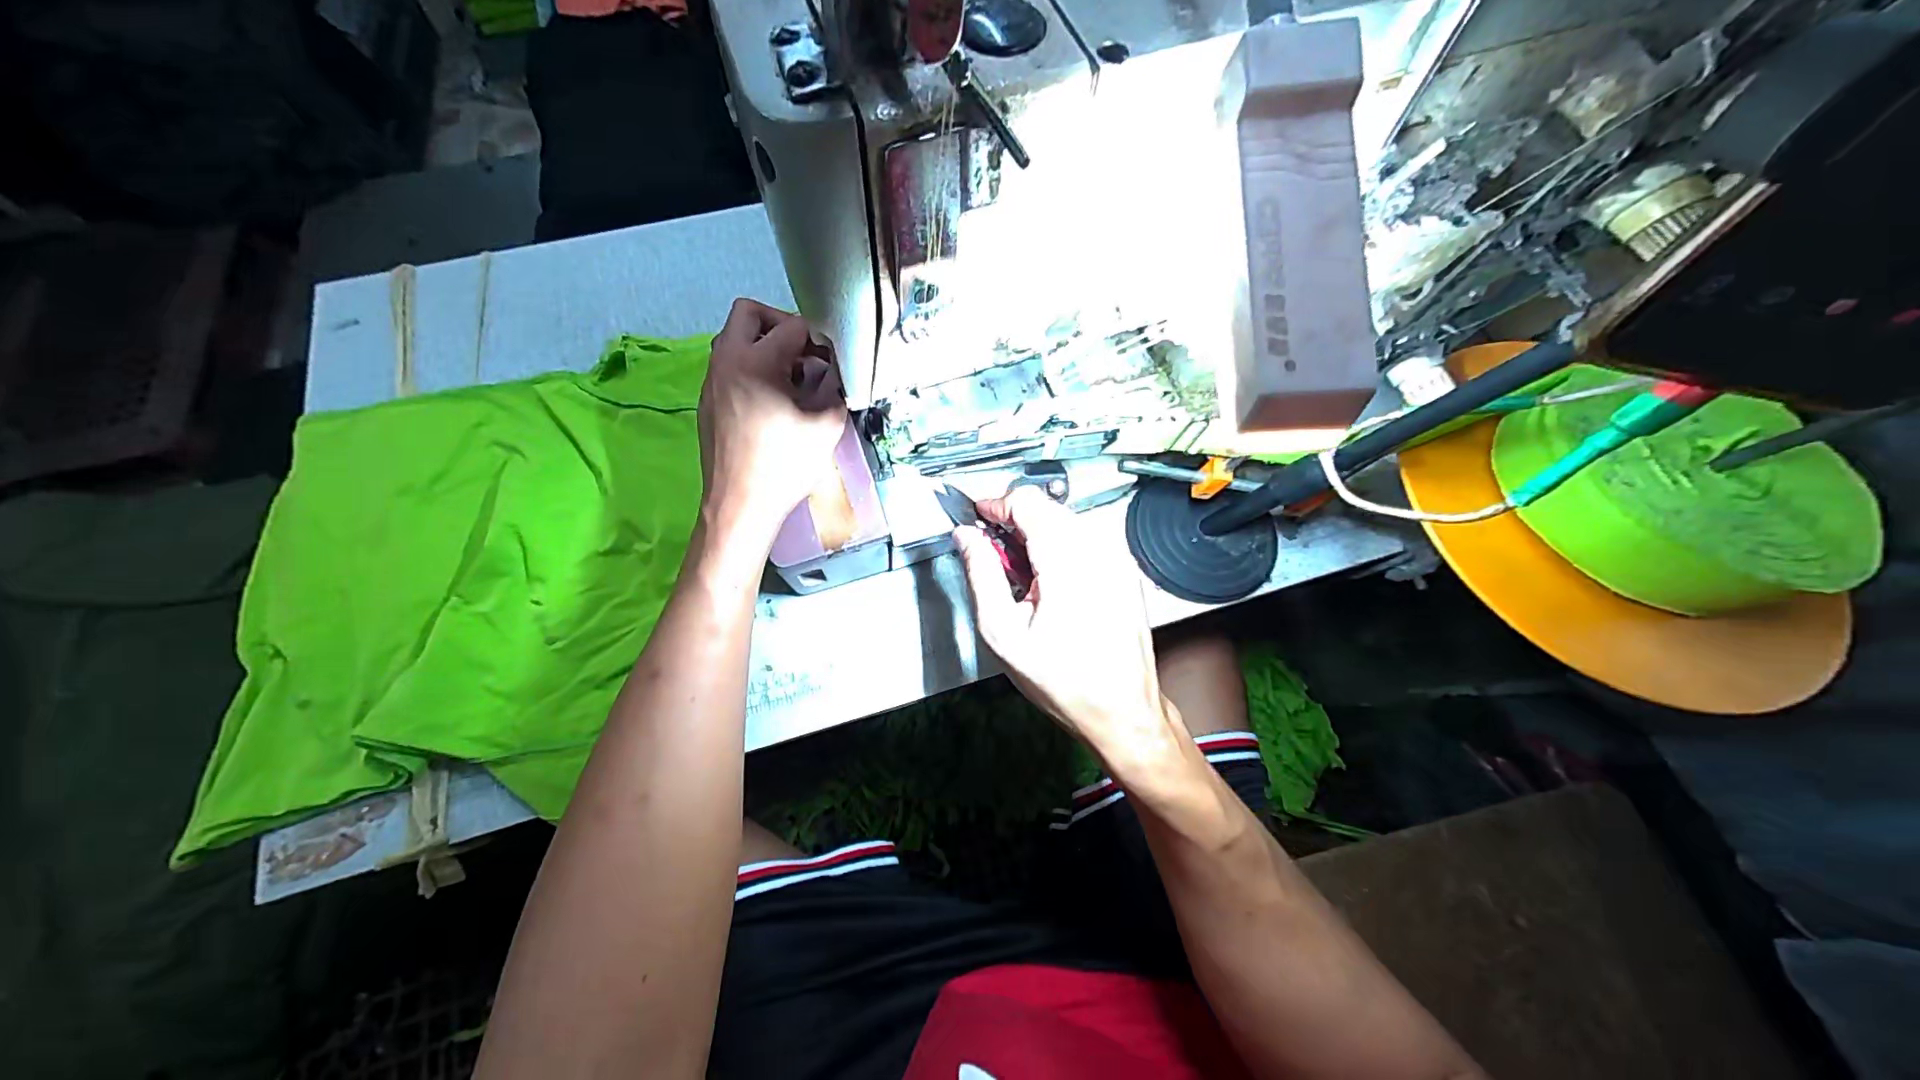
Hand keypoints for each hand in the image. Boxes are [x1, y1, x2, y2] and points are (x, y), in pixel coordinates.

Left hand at [698, 298, 846, 548]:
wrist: (740, 505)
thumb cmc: (784, 466)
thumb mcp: (826, 425)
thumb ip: (835, 388)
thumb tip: (833, 372)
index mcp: (755, 361)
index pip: (793, 327)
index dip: (819, 339)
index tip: (832, 360)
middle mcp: (726, 361)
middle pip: (749, 314)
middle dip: (781, 325)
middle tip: (805, 354)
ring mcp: (711, 381)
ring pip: (734, 339)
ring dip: (764, 346)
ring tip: (791, 379)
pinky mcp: (708, 402)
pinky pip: (728, 367)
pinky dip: (751, 369)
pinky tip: (772, 402)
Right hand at [954, 487, 1179, 771]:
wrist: (1121, 710)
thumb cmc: (1068, 683)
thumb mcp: (1004, 633)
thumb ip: (981, 574)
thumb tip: (967, 539)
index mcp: (1068, 563)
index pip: (1027, 501)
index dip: (995, 505)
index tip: (979, 518)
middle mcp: (1100, 553)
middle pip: (1047, 506)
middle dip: (1015, 522)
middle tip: (995, 554)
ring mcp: (1118, 560)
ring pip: (1067, 520)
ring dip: (1039, 535)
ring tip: (1024, 577)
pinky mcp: (1126, 570)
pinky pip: (1087, 539)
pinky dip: (1062, 548)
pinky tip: (1051, 583)